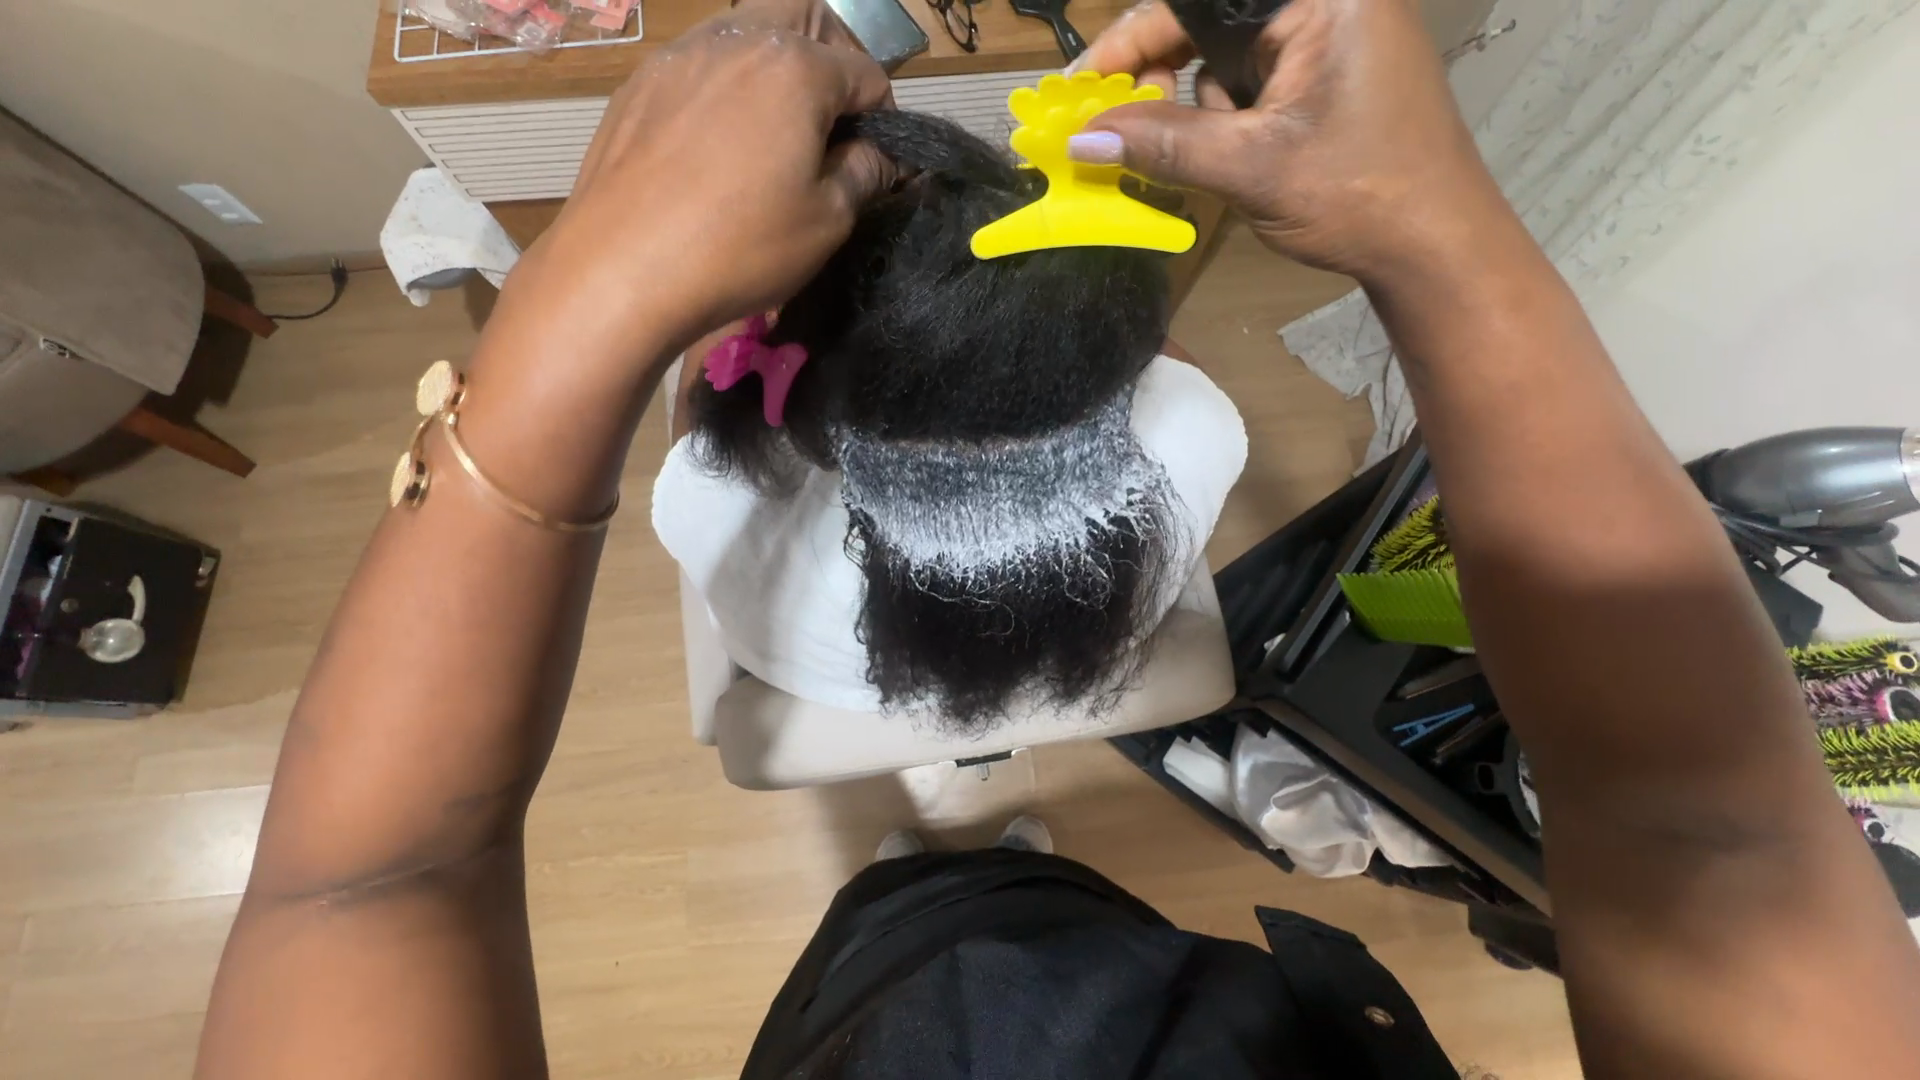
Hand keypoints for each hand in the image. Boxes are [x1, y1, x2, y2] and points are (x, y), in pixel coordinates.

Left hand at [491, 0, 896, 378]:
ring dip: (775, 68)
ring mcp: (678, 57)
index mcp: (794, 67)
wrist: (622, 270)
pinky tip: (717, 148)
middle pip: (804, 18)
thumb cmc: (741, 247)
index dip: (883, 116)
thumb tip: (878, 155)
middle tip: (833, 125)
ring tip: (774, 134)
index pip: (864, 71)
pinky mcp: (637, 87)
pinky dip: (725, 90)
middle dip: (833, 60)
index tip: (878, 159)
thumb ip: (864, 174)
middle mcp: (735, 39)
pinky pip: (699, 67)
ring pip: (745, 32)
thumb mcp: (827, 221)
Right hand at [1070, 0, 1516, 284]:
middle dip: (1164, 79)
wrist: (1433, 243)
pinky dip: (1223, 118)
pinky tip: (1226, 155)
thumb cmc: (1359, 195)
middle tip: (1124, 130)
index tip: (1082, 87)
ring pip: (1224, 57)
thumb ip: (1165, 146)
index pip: (1199, 2)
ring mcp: (1329, 35)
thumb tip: (1083, 139)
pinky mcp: (1326, 72)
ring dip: (1196, 108)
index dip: (1133, 41)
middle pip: (1210, 23)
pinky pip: (1251, 81)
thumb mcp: (1250, 168)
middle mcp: (1326, 1)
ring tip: (1202, 158)